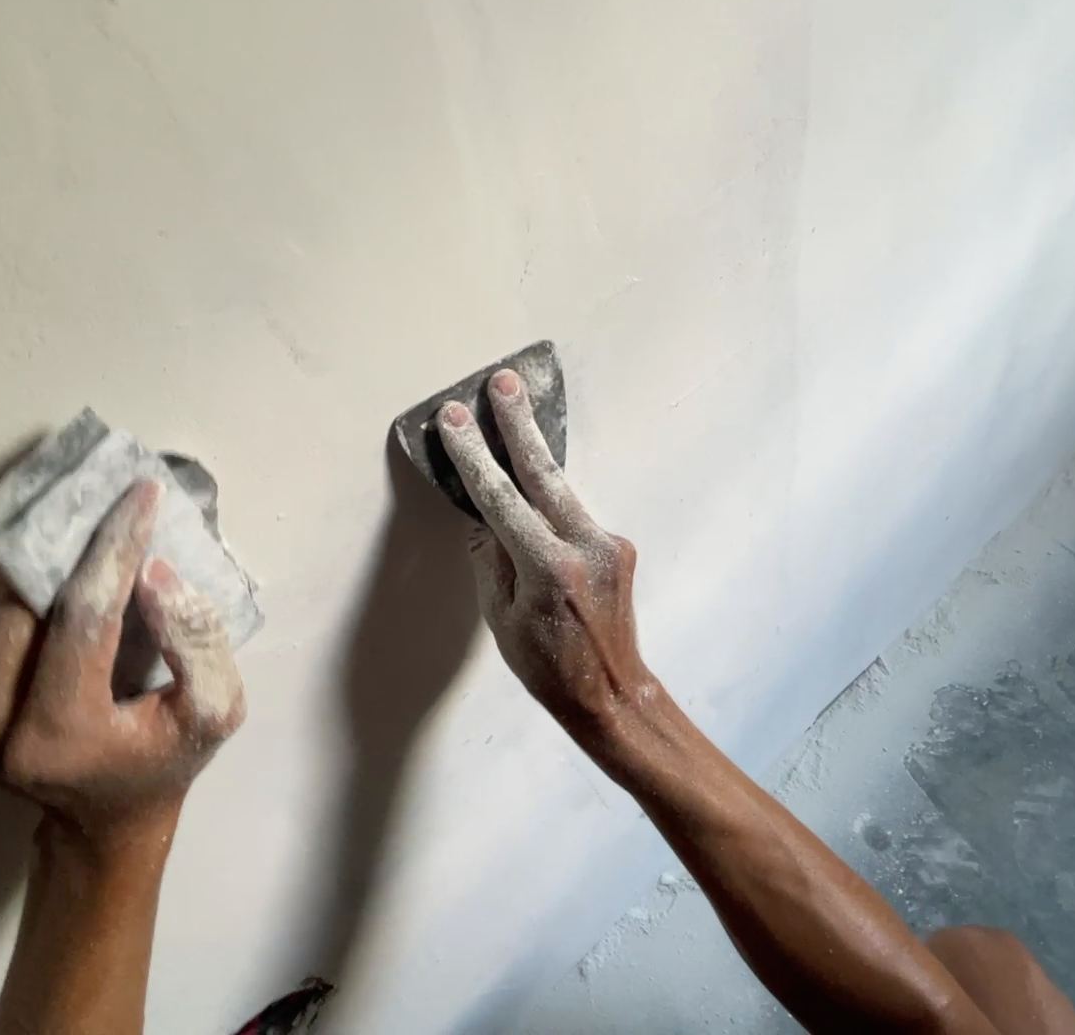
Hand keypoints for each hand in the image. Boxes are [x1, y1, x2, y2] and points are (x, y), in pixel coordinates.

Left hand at [0, 480, 246, 846]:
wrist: (105, 821)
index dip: (115, 549)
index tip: (142, 494)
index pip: (83, 618)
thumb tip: (155, 572)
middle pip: (21, 606)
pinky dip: (26, 588)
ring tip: (85, 513)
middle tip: (104, 491)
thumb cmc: (167, 762)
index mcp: (56, 736)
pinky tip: (63, 563)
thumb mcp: (215, 712)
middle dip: (68, 541)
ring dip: (41, 557)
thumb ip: (198, 643)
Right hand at [436, 368, 655, 729]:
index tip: (456, 420)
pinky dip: (551, 505)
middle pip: (544, 473)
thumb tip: (483, 519)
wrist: (611, 692)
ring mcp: (609, 544)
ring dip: (535, 457)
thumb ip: (491, 561)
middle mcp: (586, 547)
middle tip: (505, 382)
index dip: (474, 456)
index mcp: (550, 568)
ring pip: (562, 492)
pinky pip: (575, 517)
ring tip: (516, 414)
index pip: (501, 499)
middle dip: (519, 425)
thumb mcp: (501, 618)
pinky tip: (535, 500)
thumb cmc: (548, 667)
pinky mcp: (619, 547)